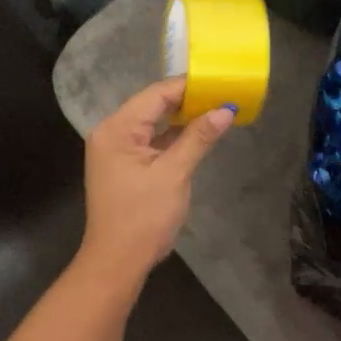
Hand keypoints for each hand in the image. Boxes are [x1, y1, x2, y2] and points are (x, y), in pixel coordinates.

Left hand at [77, 79, 233, 286]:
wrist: (120, 259)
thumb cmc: (143, 215)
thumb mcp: (174, 173)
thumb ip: (199, 137)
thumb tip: (226, 110)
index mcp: (117, 130)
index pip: (156, 95)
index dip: (189, 86)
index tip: (221, 81)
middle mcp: (114, 133)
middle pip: (155, 105)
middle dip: (190, 100)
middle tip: (225, 94)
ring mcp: (120, 150)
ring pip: (157, 123)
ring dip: (186, 117)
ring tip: (220, 109)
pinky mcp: (130, 165)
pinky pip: (156, 140)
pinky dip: (178, 136)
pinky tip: (203, 132)